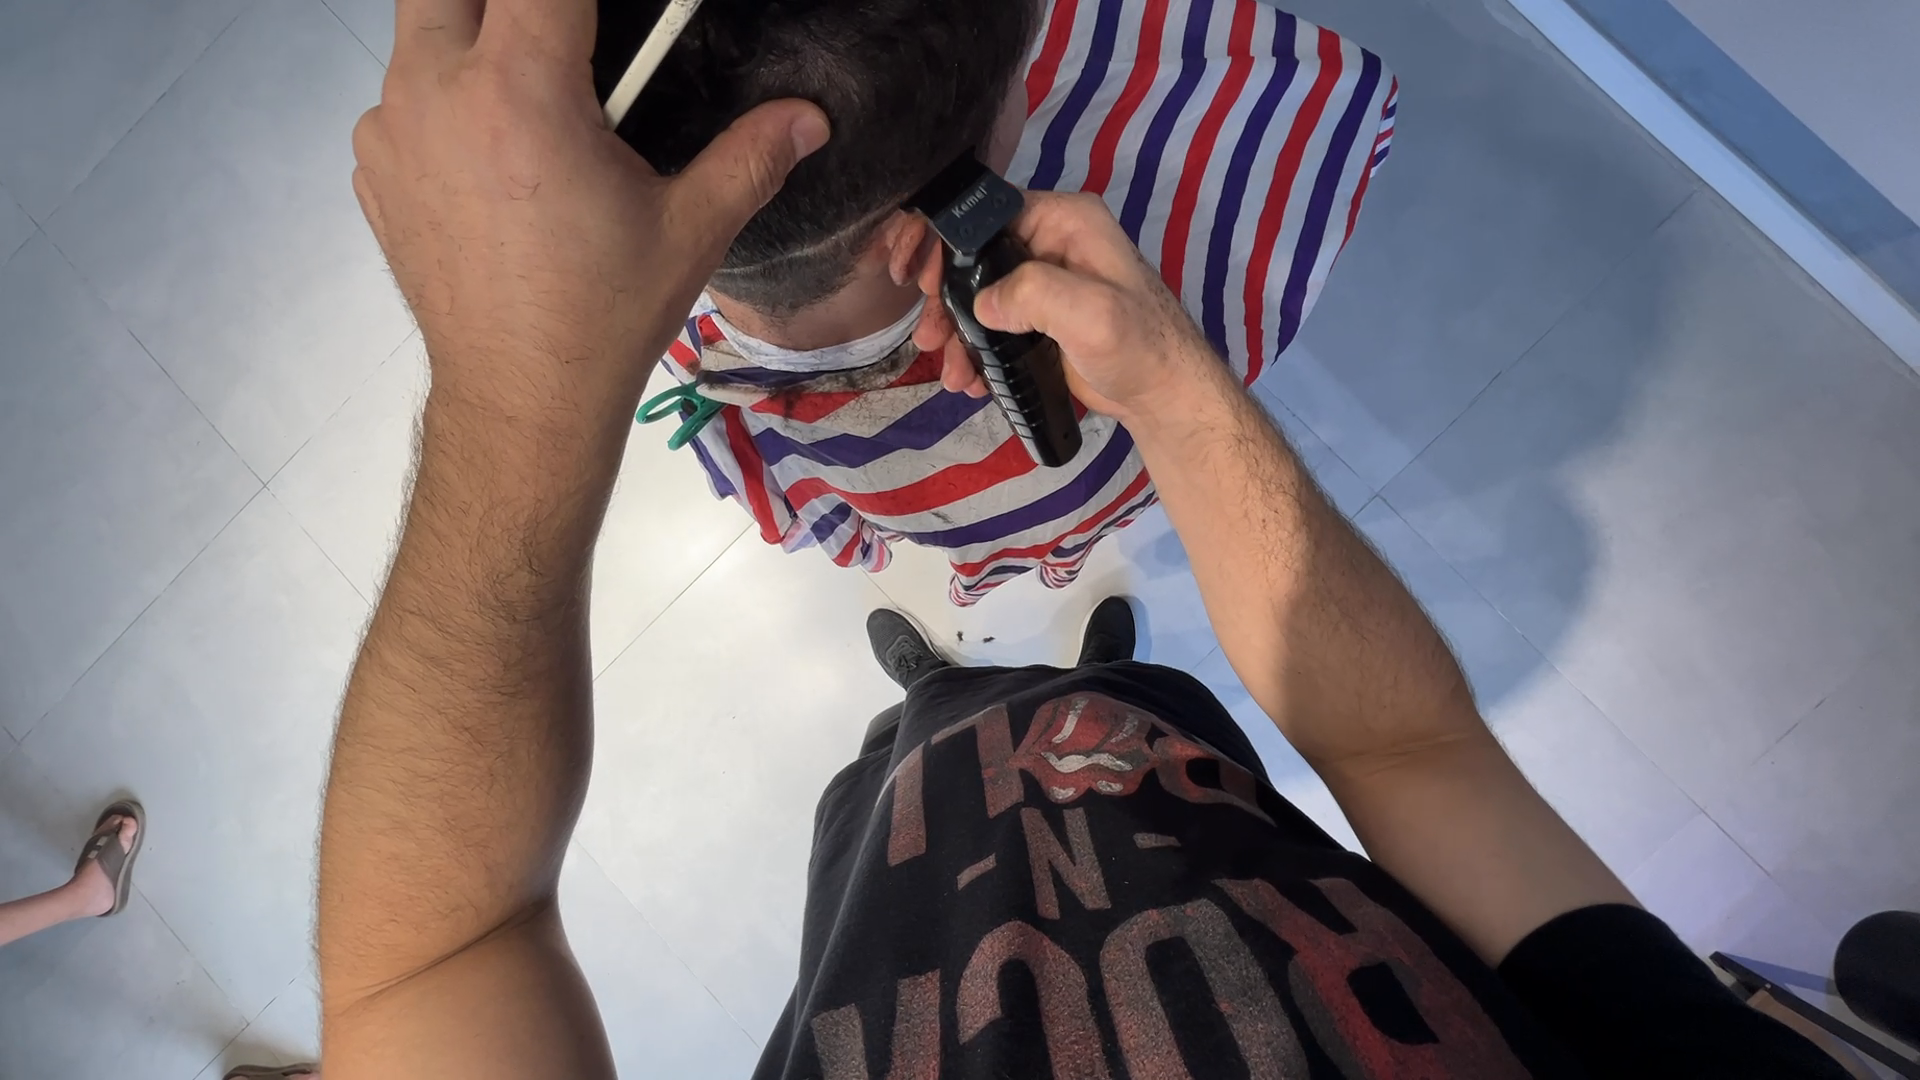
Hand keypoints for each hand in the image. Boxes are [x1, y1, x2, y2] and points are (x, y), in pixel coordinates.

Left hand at [351, 0, 828, 428]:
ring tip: (537, 122)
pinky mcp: (372, 170)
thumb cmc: (611, 317)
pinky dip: (448, 111)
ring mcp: (389, 128)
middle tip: (569, 49)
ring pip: (420, 34)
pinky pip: (403, 102)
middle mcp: (434, 88)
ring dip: (478, 48)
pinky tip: (496, 177)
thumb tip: (808, 119)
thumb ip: (749, 159)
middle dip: (517, 1)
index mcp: (523, 91)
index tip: (609, 21)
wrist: (526, 396)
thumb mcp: (692, 234)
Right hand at [910, 192, 1219, 423]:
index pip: (989, 212)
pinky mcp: (1041, 323)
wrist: (1162, 395)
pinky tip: (971, 380)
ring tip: (951, 372)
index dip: (948, 242)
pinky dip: (978, 352)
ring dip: (958, 335)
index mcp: (1065, 221)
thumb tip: (983, 305)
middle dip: (945, 301)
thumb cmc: (1138, 346)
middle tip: (928, 338)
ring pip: (981, 299)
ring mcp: (1045, 286)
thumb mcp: (1090, 312)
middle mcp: (1050, 245)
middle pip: (976, 260)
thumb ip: (1034, 294)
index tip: (922, 282)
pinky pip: (995, 328)